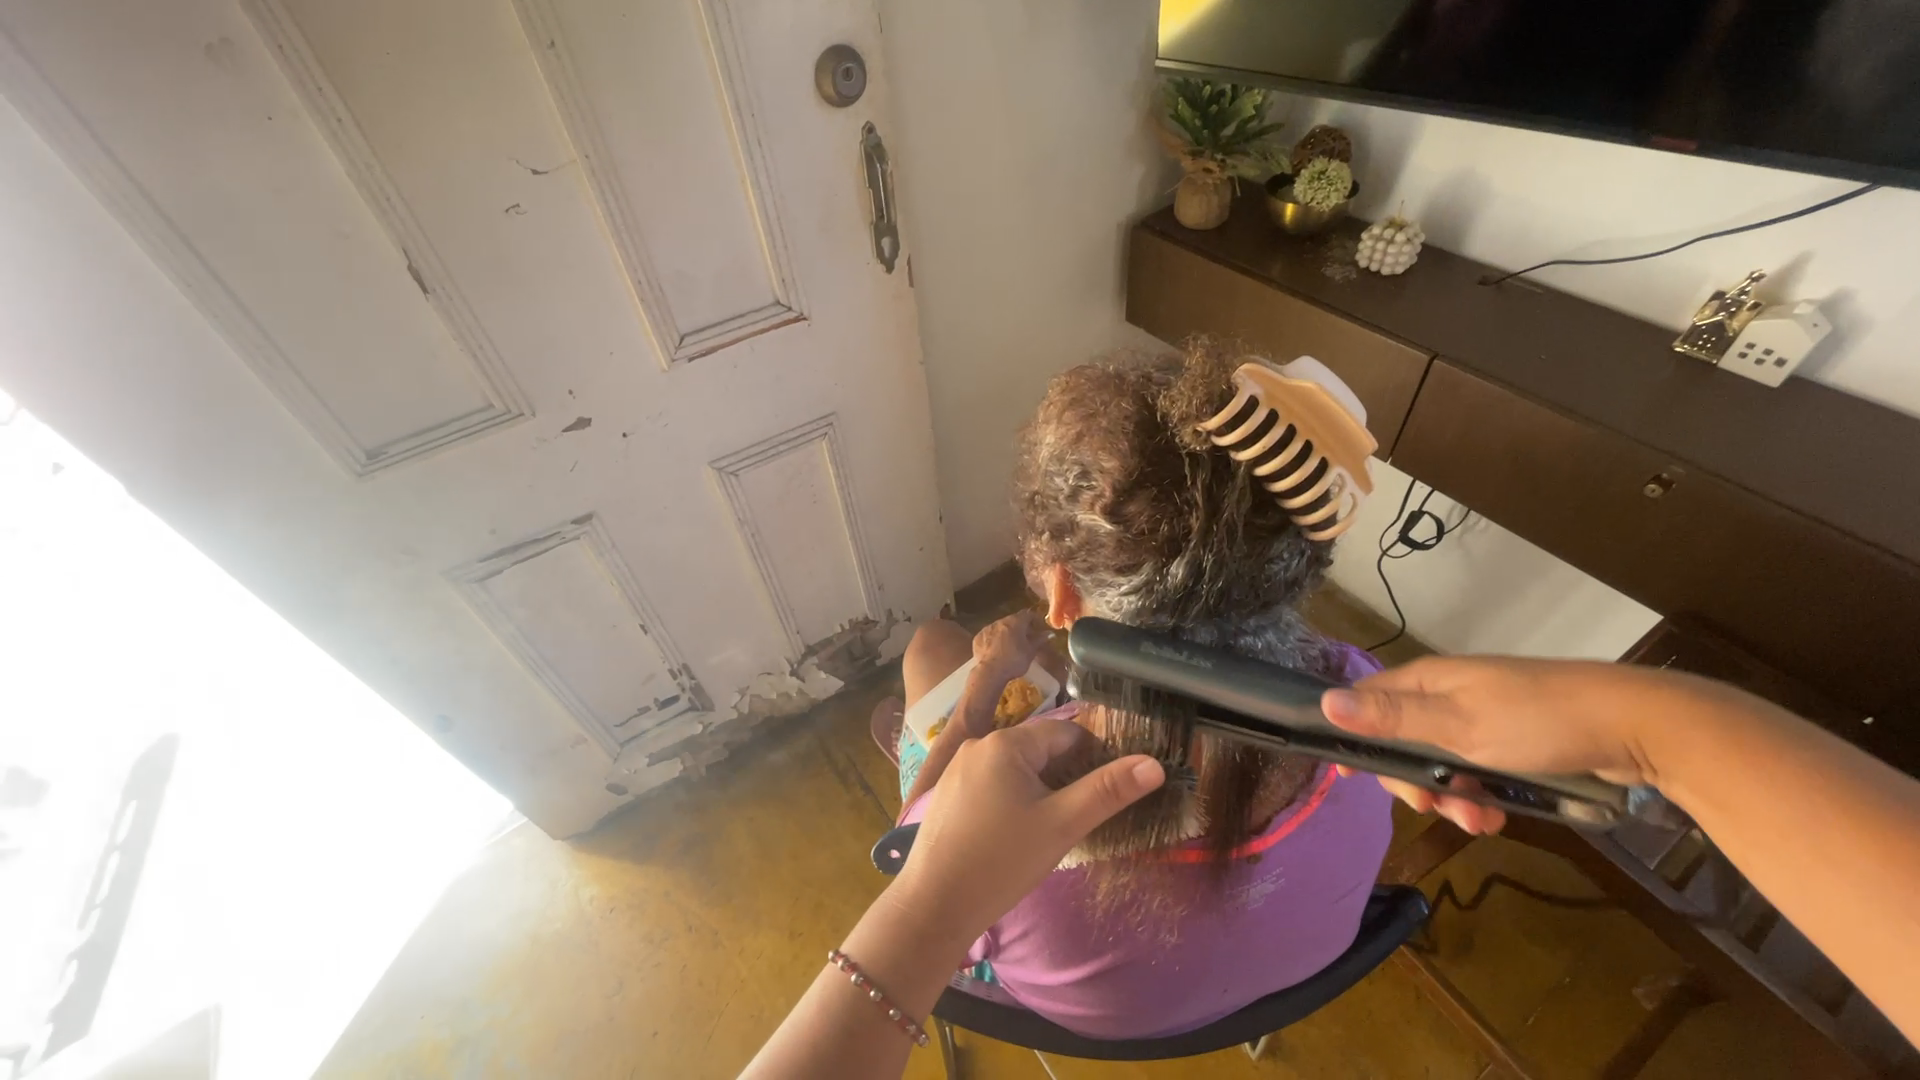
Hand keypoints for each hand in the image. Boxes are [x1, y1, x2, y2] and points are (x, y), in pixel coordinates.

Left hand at [885, 718, 1163, 956]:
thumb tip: (1155, 764)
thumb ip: (1108, 791)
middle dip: (1066, 775)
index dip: (1094, 757)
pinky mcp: (947, 792)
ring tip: (1052, 827)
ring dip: (1040, 788)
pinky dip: (1012, 797)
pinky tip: (1016, 833)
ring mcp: (958, 768)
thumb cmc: (1002, 861)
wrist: (933, 904)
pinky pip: (992, 782)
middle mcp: (978, 744)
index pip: (1066, 734)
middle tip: (1080, 816)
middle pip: (1039, 748)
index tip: (1109, 792)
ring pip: (1015, 767)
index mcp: (1006, 742)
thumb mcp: (1062, 824)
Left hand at [971, 610, 1049, 685]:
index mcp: (1015, 622)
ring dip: (1006, 633)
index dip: (1035, 619)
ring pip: (1000, 627)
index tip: (1039, 627)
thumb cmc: (1015, 661)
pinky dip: (994, 640)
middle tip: (1026, 638)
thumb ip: (1039, 640)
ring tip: (1011, 646)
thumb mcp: (1030, 651)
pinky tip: (997, 651)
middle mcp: (1000, 621)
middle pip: (1013, 620)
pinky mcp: (978, 638)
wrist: (990, 672)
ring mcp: (987, 629)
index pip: (1028, 614)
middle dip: (1020, 627)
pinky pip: (989, 636)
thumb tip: (1049, 633)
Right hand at [1321, 656, 1668, 835]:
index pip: (1367, 702)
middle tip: (1429, 809)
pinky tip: (1497, 817)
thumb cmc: (1538, 721)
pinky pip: (1476, 770)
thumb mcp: (1458, 725)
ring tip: (1478, 821)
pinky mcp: (1513, 740)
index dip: (1353, 735)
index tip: (1348, 775)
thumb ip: (1391, 718)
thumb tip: (1324, 703)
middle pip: (1402, 739)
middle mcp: (1448, 695)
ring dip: (1449, 796)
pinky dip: (1479, 795)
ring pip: (1440, 761)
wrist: (1638, 726)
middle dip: (1412, 780)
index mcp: (1429, 682)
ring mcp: (1483, 716)